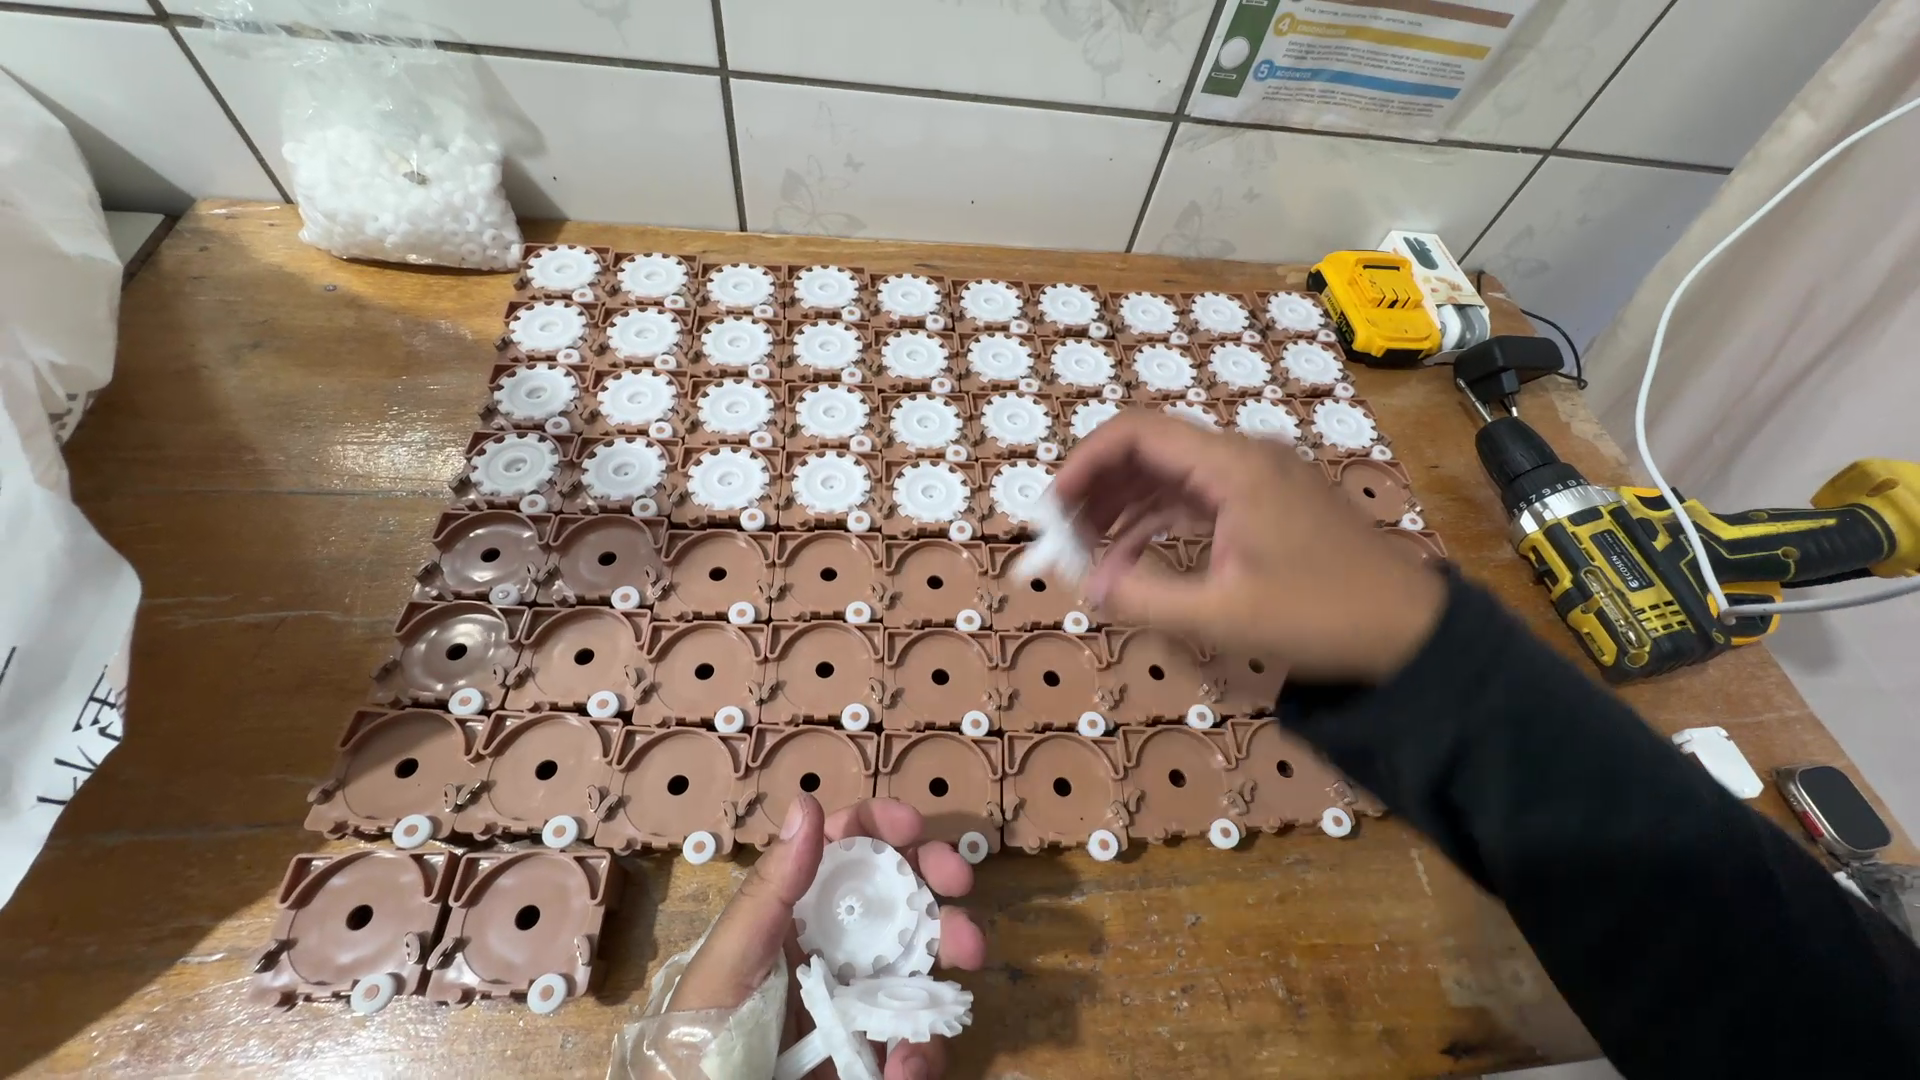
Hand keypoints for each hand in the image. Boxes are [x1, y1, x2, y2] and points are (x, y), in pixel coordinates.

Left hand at [671, 795, 987, 1079]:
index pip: (847, 847)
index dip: (882, 825)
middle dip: (935, 875)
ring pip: (923, 955)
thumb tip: (808, 801)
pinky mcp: (874, 1049)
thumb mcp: (731, 956)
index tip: (914, 825)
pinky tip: (906, 1066)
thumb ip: (772, 887)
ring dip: (951, 948)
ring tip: (968, 957)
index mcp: (801, 908)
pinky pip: (917, 1036)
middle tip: (960, 880)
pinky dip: (924, 1049)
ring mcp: (860, 993)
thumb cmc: (704, 1030)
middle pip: (898, 888)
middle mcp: (838, 940)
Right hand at [1052, 409, 1446, 681]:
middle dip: (1097, 487)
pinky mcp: (1263, 502)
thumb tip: (1088, 586)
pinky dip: (1157, 520)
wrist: (1410, 631)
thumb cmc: (1320, 616)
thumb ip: (1144, 597)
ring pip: (1169, 473)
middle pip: (1149, 449)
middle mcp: (1241, 457)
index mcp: (1232, 466)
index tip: (1051, 507)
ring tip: (1085, 545)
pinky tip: (1132, 553)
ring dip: (1123, 504)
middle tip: (1059, 531)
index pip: (1137, 432)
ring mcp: (1255, 477)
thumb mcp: (1222, 615)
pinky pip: (1195, 497)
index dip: (1083, 463)